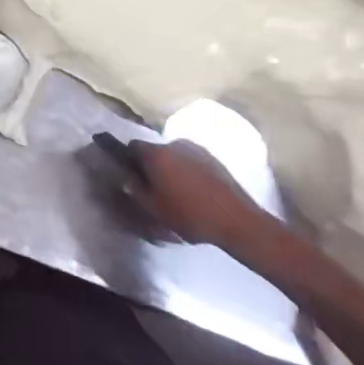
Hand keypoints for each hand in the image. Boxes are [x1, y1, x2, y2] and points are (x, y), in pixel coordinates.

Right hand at [131, 140, 283, 256]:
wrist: (236, 220)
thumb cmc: (189, 215)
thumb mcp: (154, 209)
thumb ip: (135, 191)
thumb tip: (127, 179)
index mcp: (156, 154)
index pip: (132, 146)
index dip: (128, 158)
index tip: (130, 174)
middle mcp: (175, 144)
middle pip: (155, 150)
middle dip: (152, 165)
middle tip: (154, 186)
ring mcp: (197, 150)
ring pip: (175, 156)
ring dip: (171, 168)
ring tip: (176, 190)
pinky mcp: (215, 159)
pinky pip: (192, 161)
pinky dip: (188, 171)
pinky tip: (194, 191)